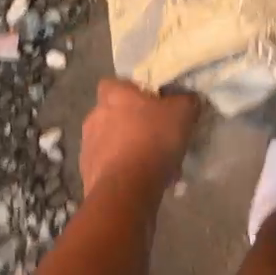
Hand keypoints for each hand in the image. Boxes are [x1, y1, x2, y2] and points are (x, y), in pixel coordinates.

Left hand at [77, 79, 201, 198]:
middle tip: (154, 134)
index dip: (130, 91)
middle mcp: (94, 117)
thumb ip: (185, 101)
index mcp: (112, 96)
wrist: (126, 190)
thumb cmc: (153, 139)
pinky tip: (143, 181)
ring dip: (127, 149)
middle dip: (130, 123)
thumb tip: (188, 99)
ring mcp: (87, 148)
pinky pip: (108, 168)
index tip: (148, 102)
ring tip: (152, 163)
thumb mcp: (182, 112)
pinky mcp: (87, 176)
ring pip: (111, 143)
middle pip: (112, 114)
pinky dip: (122, 172)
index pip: (113, 84)